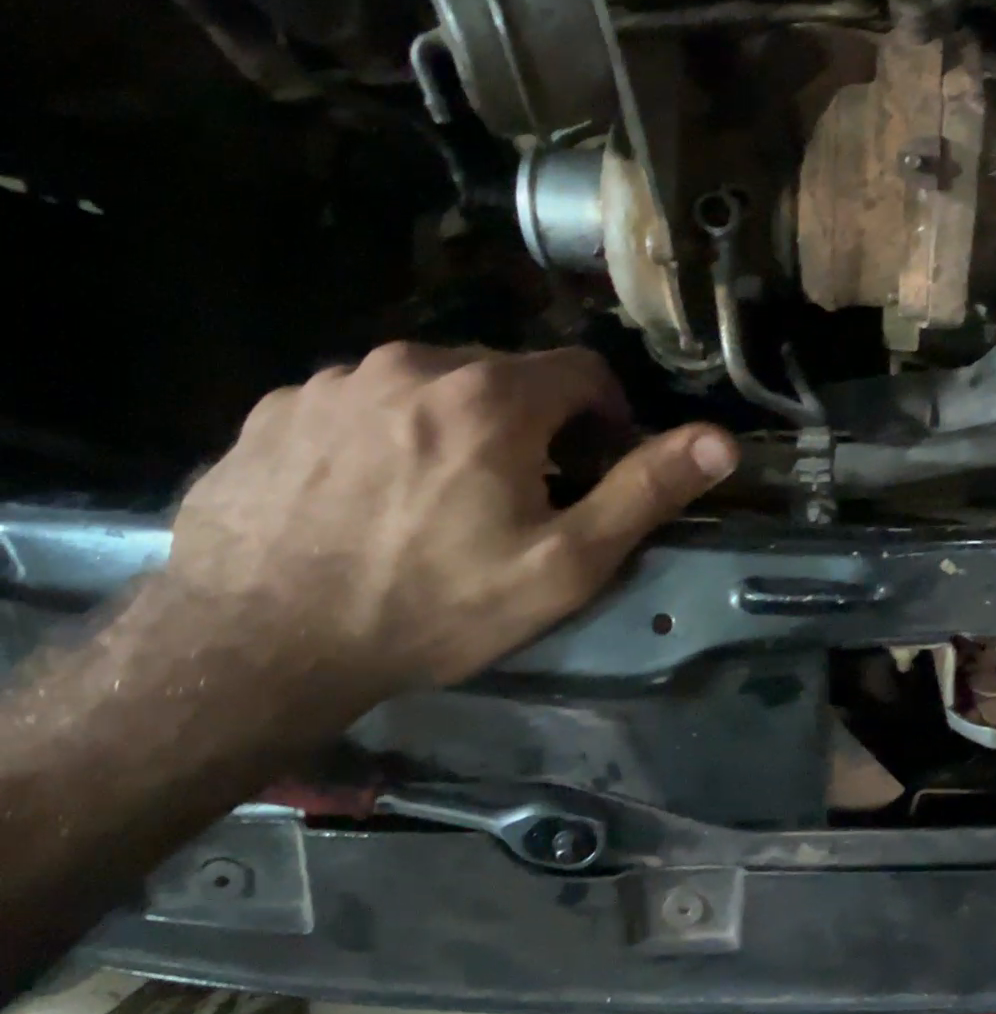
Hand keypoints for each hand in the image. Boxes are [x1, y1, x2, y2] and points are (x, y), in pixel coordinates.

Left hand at [168, 343, 737, 693]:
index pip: (581, 369)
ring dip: (459, 425)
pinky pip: (363, 404)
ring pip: (432, 386)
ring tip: (444, 499)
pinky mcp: (277, 409)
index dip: (606, 416)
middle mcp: (412, 364)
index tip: (597, 465)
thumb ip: (646, 490)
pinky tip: (373, 499)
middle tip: (525, 495)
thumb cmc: (435, 606)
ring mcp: (335, 383)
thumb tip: (723, 441)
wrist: (254, 649)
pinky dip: (389, 435)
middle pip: (506, 376)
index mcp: (492, 395)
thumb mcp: (566, 562)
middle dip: (533, 422)